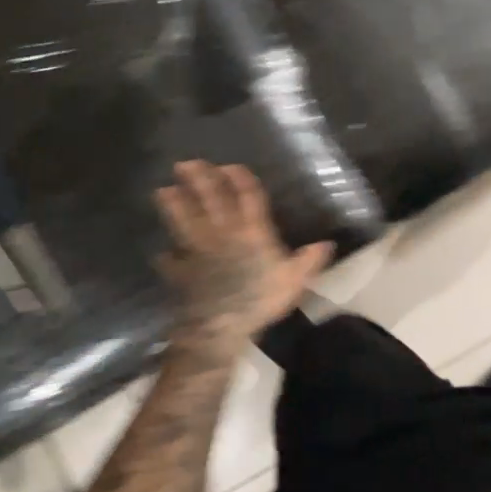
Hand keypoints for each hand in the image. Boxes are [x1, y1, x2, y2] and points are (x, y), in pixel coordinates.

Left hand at [154, 161, 332, 341]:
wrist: (219, 327)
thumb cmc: (260, 299)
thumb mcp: (294, 280)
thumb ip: (309, 260)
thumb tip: (328, 243)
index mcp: (252, 232)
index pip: (247, 198)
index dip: (240, 180)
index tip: (231, 166)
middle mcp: (223, 234)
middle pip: (211, 201)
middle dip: (200, 181)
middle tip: (186, 164)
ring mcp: (199, 251)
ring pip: (184, 222)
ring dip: (174, 206)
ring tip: (163, 191)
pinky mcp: (182, 271)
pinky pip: (172, 260)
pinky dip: (167, 257)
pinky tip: (162, 254)